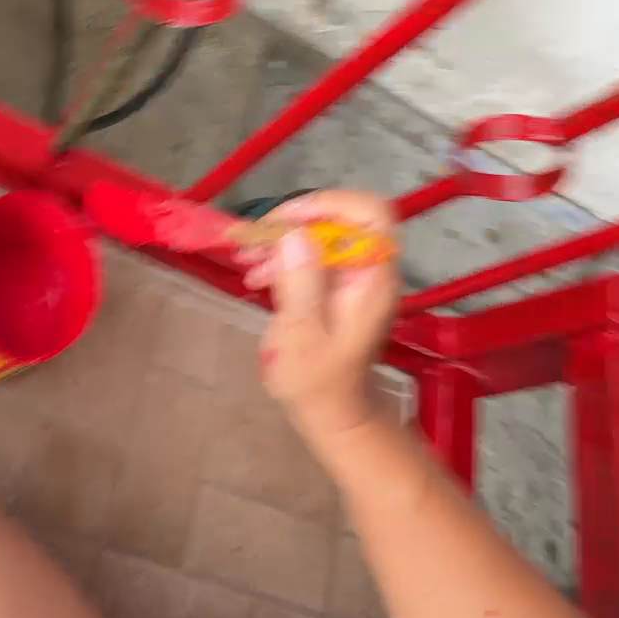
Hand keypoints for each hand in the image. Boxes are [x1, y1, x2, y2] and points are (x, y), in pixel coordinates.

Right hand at [240, 191, 399, 439]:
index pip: (371, 214)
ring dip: (280, 240)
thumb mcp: (302, 335)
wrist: (330, 412)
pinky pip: (310, 253)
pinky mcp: (334, 284)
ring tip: (245, 258)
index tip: (286, 221)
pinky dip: (281, 256)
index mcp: (373, 278)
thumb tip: (294, 235)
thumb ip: (301, 283)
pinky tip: (255, 274)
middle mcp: (368, 269)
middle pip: (338, 219)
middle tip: (253, 240)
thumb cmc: (318, 382)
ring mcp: (352, 276)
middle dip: (292, 223)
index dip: (330, 204)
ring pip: (320, 234)